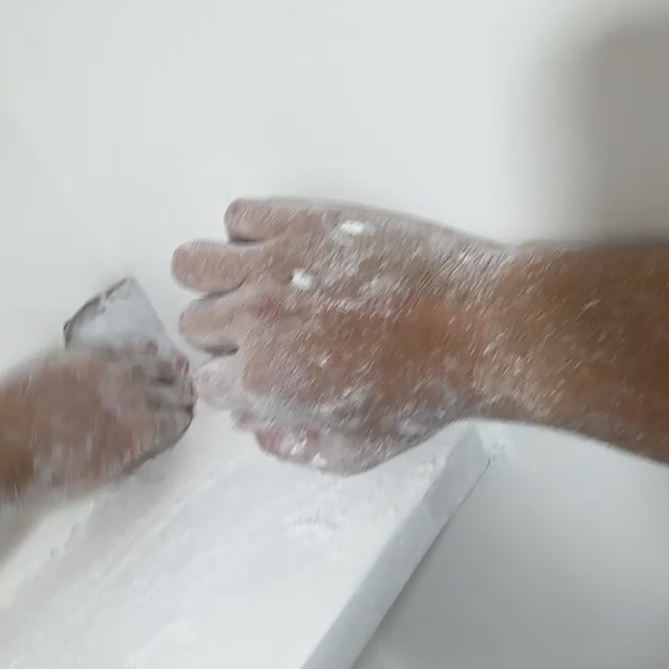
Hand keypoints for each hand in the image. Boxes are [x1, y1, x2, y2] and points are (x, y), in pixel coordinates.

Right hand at [0, 344, 193, 499]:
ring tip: (188, 403)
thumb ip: (72, 367)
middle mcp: (114, 376)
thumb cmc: (6, 416)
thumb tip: (92, 367)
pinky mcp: (132, 440)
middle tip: (186, 382)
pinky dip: (176, 425)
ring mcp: (126, 407)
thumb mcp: (40, 373)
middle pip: (161, 372)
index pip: (137, 351)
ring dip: (181, 400)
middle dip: (174, 377)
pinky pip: (167, 428)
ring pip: (171, 398)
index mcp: (89, 357)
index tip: (164, 359)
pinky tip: (181, 425)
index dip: (154, 357)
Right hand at [173, 198, 506, 472]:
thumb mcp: (353, 452)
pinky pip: (238, 215)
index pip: (205, 380)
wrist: (476, 326)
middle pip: (194, 321)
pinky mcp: (299, 222)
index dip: (230, 381)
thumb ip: (289, 447)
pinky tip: (279, 252)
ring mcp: (273, 263)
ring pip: (192, 263)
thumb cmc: (423, 393)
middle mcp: (255, 318)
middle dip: (222, 334)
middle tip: (263, 333)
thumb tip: (253, 425)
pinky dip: (247, 233)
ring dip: (212, 279)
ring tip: (250, 286)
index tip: (251, 372)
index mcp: (263, 379)